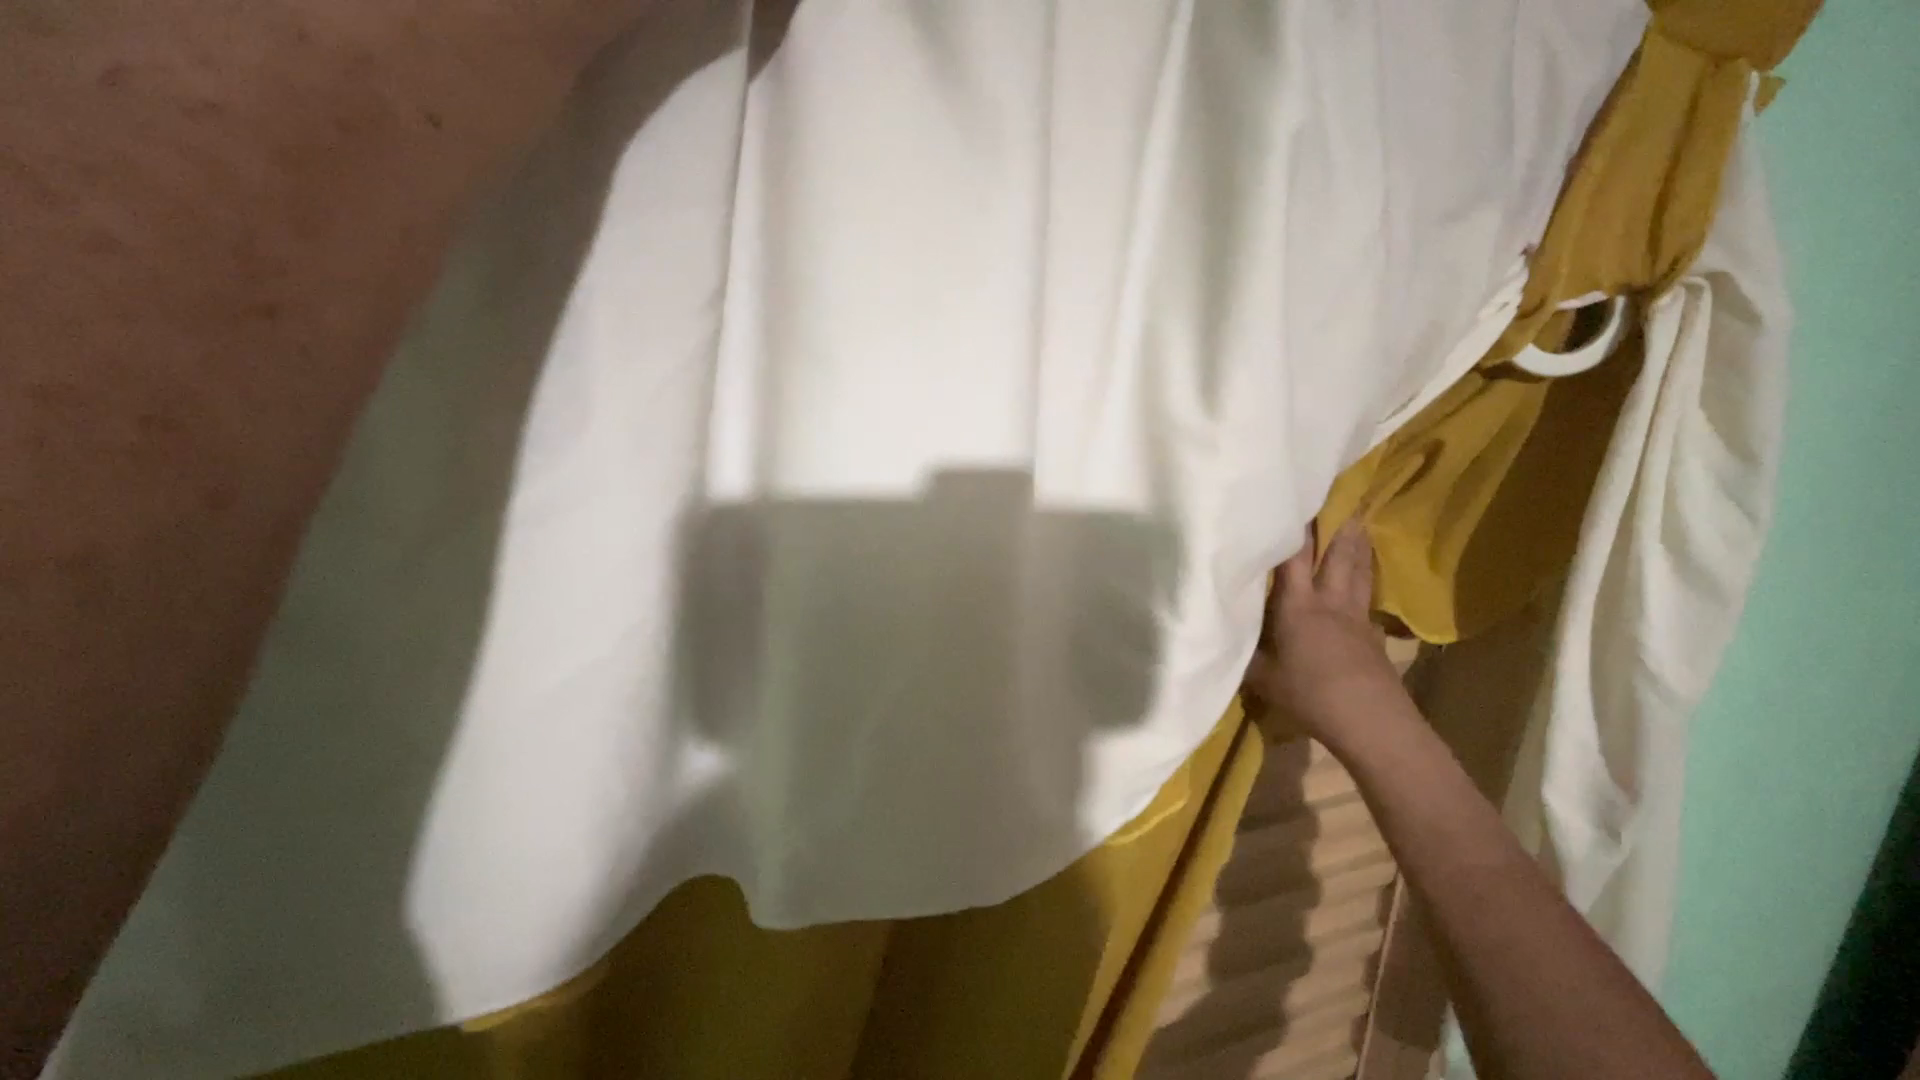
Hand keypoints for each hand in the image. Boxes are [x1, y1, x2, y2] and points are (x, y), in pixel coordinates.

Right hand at [1242, 520, 1408, 744]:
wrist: (1370, 720)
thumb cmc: (1309, 695)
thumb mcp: (1261, 677)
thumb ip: (1246, 650)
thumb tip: (1226, 634)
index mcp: (1297, 606)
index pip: (1293, 557)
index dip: (1293, 527)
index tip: (1293, 498)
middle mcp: (1329, 601)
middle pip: (1336, 554)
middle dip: (1336, 524)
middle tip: (1341, 495)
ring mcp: (1355, 616)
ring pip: (1357, 570)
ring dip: (1357, 544)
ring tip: (1359, 520)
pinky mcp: (1372, 634)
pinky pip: (1367, 595)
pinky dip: (1366, 576)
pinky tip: (1366, 575)